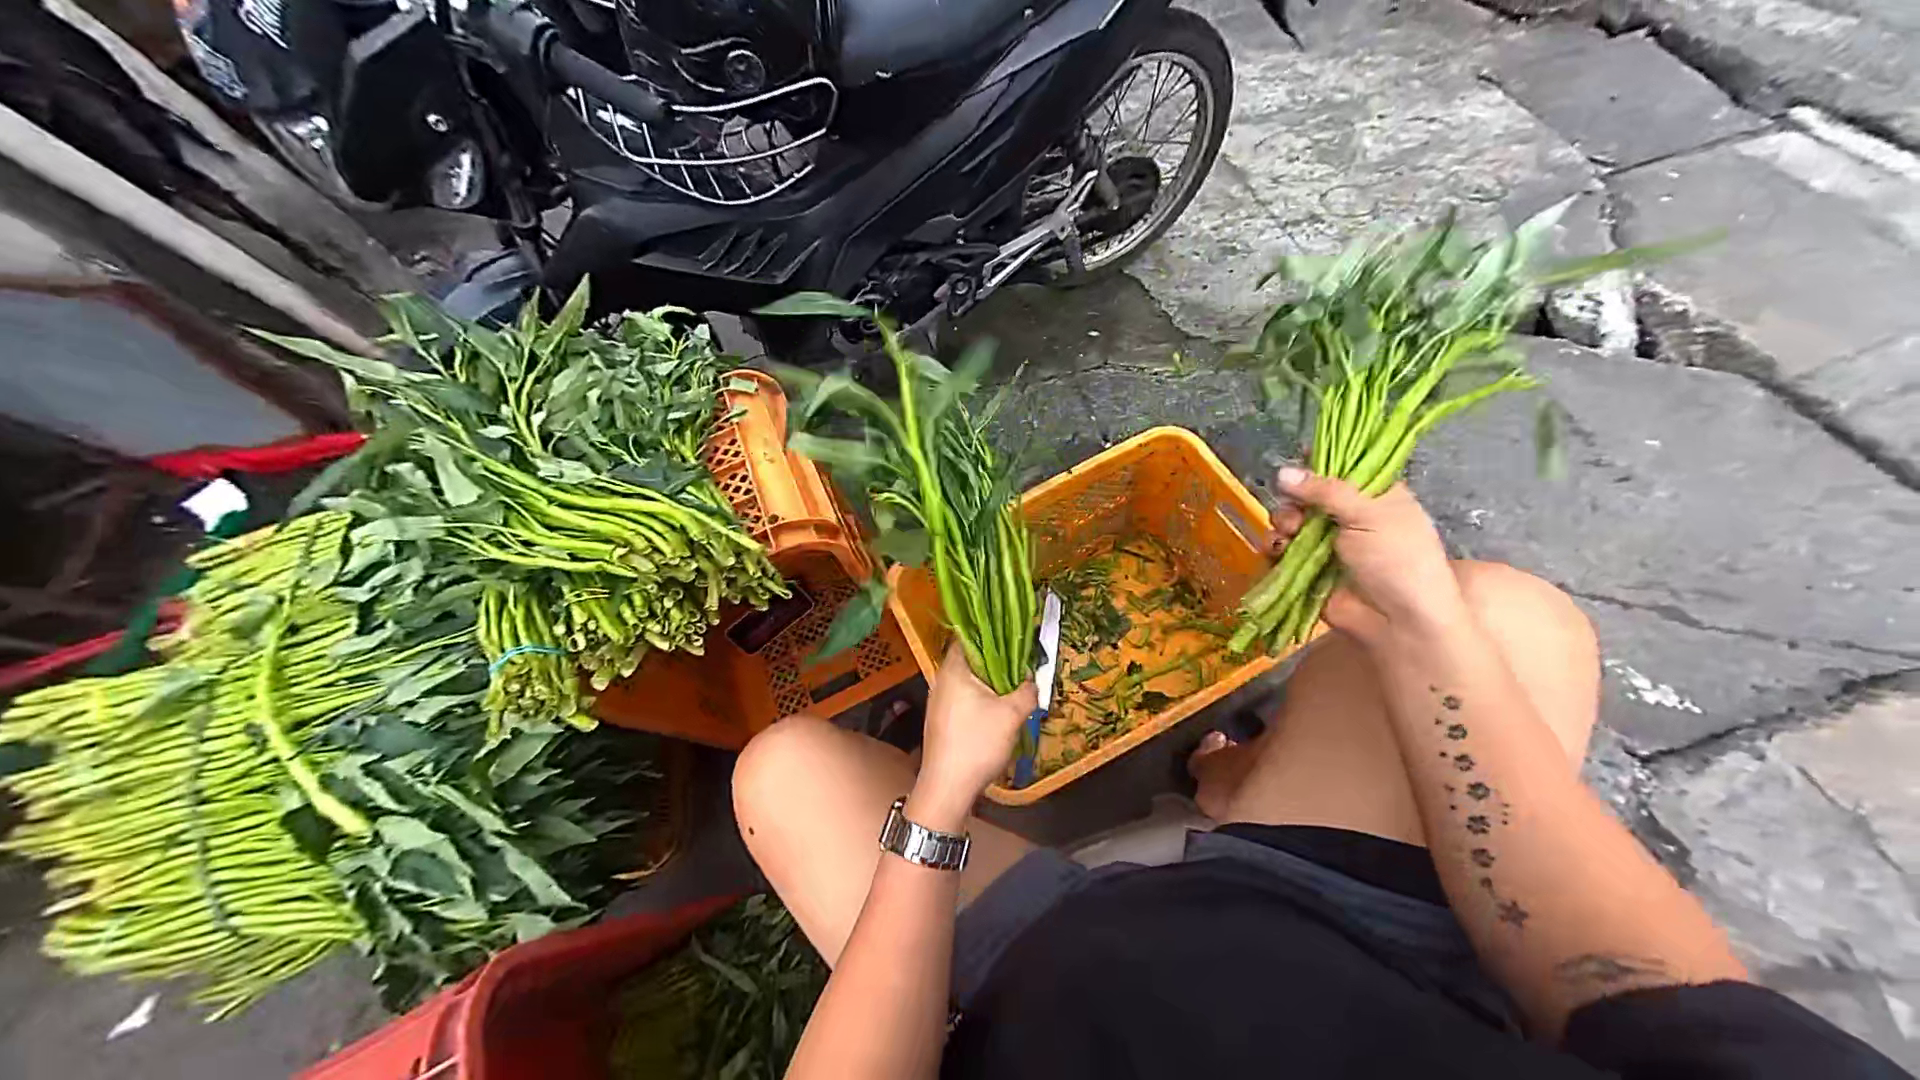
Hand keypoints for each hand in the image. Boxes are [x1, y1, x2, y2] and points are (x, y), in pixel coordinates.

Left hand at [907, 644, 1037, 830]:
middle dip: (998, 660)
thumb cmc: (976, 744)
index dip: (993, 631)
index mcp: (953, 669)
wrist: (947, 787)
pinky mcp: (943, 719)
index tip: (1015, 634)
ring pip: (970, 680)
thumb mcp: (1011, 715)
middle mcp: (942, 679)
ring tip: (1016, 686)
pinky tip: (1000, 709)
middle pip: (972, 658)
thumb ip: (1027, 691)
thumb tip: (1034, 680)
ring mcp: (939, 700)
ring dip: (992, 682)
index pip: (970, 635)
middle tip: (1023, 663)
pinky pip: (965, 697)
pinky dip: (983, 698)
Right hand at [1269, 466, 1468, 646]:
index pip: (1342, 466)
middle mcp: (1348, 515)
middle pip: (1306, 493)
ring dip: (1282, 524)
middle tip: (1296, 511)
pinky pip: (1280, 550)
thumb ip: (1325, 489)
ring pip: (1288, 520)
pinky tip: (1279, 552)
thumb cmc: (1399, 560)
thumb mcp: (1370, 514)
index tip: (1297, 460)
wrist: (1397, 621)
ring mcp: (1325, 542)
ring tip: (1289, 535)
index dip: (1318, 462)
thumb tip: (1282, 472)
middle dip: (1293, 499)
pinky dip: (1274, 548)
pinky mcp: (1306, 567)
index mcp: (1374, 495)